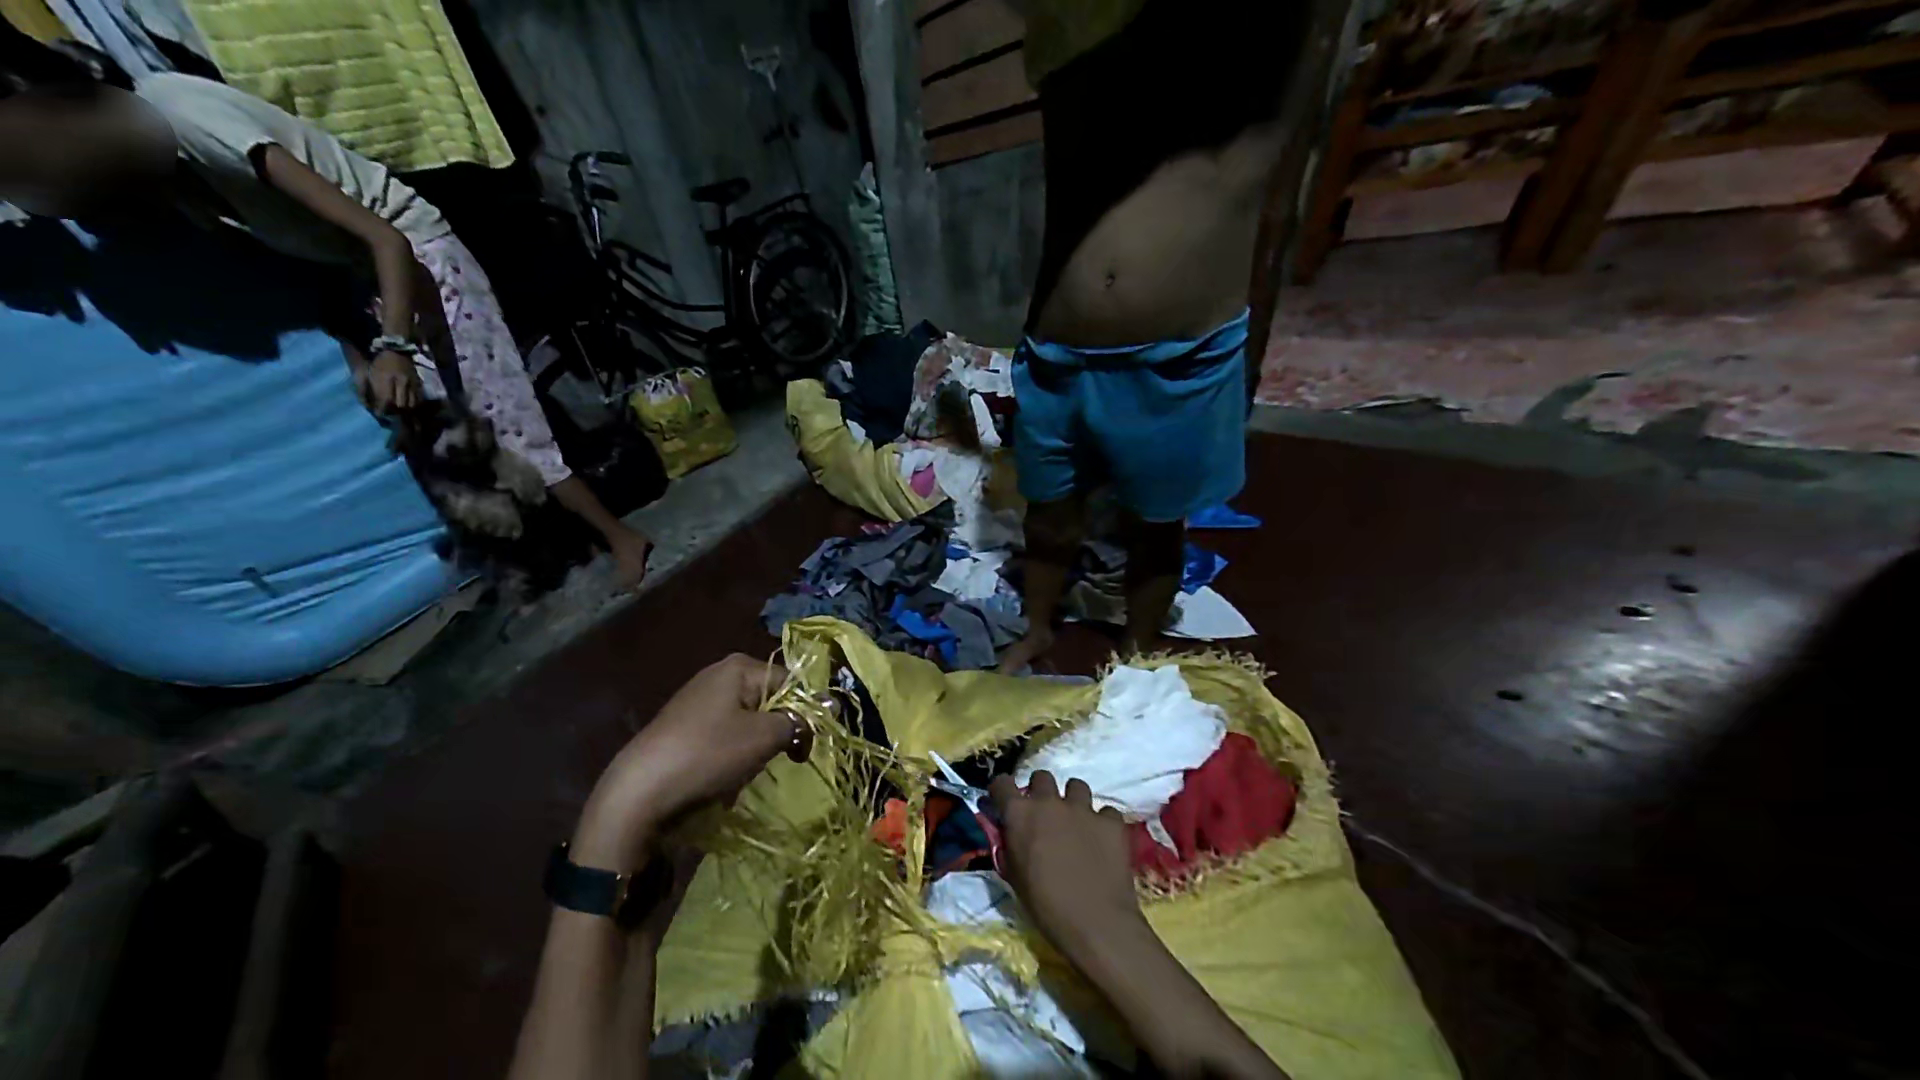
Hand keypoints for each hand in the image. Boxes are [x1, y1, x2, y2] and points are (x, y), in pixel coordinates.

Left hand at [366, 348, 420, 412]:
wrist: (397, 351)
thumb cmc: (378, 362)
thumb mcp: (365, 373)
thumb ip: (363, 389)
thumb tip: (367, 405)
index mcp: (385, 378)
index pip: (386, 399)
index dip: (382, 410)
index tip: (378, 414)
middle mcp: (402, 382)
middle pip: (401, 405)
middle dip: (394, 412)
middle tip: (389, 413)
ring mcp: (413, 384)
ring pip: (412, 404)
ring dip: (405, 410)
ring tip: (399, 411)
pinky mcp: (420, 385)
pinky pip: (419, 400)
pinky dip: (413, 405)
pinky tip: (408, 406)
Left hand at [571, 655, 811, 871]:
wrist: (640, 792)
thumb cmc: (709, 754)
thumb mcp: (765, 737)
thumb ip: (798, 722)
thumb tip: (817, 718)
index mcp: (739, 666)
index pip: (791, 683)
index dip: (804, 714)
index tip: (807, 747)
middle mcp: (718, 675)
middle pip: (769, 702)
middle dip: (777, 733)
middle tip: (780, 760)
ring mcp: (698, 702)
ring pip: (748, 723)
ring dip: (755, 750)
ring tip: (744, 773)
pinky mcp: (684, 728)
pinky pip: (724, 738)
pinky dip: (730, 758)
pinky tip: (722, 779)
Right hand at [989, 771, 1140, 957]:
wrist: (1095, 923)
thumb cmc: (1045, 906)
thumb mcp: (1014, 876)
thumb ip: (1010, 845)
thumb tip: (1011, 833)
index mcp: (1019, 814)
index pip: (1001, 782)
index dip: (1002, 791)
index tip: (1005, 802)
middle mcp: (1049, 802)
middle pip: (1042, 777)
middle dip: (1041, 791)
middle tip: (1045, 815)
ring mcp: (1083, 808)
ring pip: (1076, 786)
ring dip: (1073, 801)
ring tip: (1077, 823)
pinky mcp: (1111, 821)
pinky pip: (1106, 811)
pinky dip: (1102, 822)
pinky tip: (1103, 841)